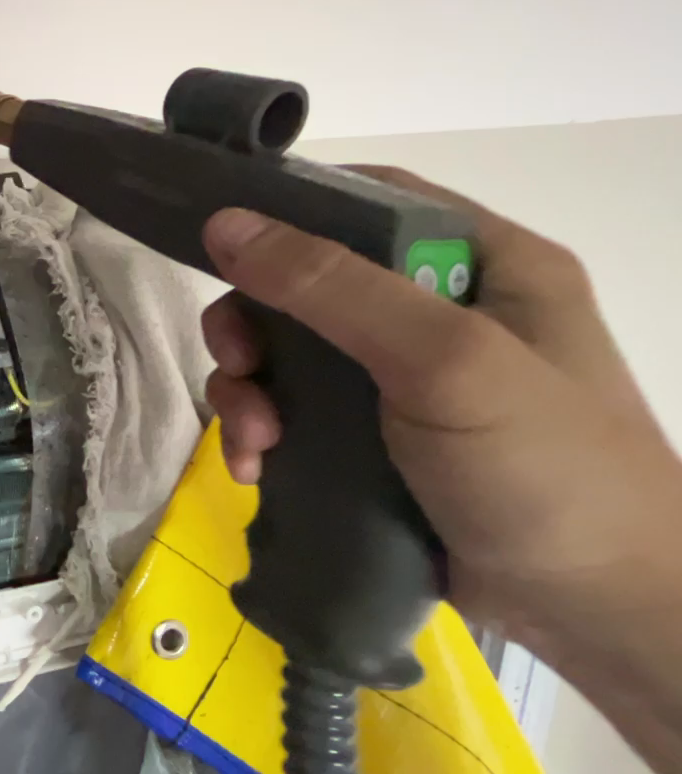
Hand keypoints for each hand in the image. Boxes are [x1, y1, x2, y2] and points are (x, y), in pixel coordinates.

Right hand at [197, 166, 681, 654]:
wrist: (598, 618)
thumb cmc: (547, 472)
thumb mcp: (444, 362)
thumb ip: (332, 286)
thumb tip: (222, 221)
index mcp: (480, 264)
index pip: (366, 199)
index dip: (288, 208)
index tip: (219, 238)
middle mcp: (434, 308)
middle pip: (301, 280)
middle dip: (252, 325)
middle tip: (237, 364)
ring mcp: (397, 373)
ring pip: (281, 347)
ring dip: (246, 389)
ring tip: (256, 440)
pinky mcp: (367, 430)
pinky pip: (285, 403)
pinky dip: (257, 429)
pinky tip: (258, 464)